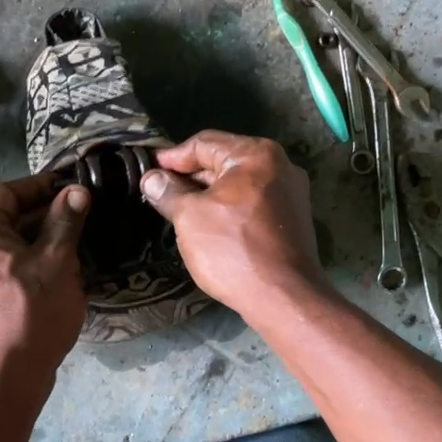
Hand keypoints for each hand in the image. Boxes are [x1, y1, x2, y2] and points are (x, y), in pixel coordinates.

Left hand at [0, 175, 91, 400]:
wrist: (6, 379)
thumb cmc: (31, 312)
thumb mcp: (56, 261)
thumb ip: (65, 221)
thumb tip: (76, 192)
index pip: (7, 192)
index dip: (41, 186)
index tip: (72, 188)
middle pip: (4, 219)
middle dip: (43, 216)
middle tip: (79, 218)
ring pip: (4, 247)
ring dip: (37, 242)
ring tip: (72, 246)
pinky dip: (24, 265)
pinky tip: (52, 275)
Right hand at [140, 131, 326, 313]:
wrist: (283, 298)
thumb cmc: (233, 249)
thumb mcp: (189, 217)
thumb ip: (169, 192)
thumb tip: (152, 178)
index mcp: (256, 154)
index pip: (203, 143)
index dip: (172, 157)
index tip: (148, 170)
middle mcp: (280, 165)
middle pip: (223, 161)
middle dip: (190, 176)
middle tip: (160, 192)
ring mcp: (291, 193)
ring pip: (238, 184)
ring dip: (208, 194)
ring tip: (180, 210)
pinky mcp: (293, 219)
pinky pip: (252, 203)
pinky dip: (229, 208)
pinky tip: (210, 226)